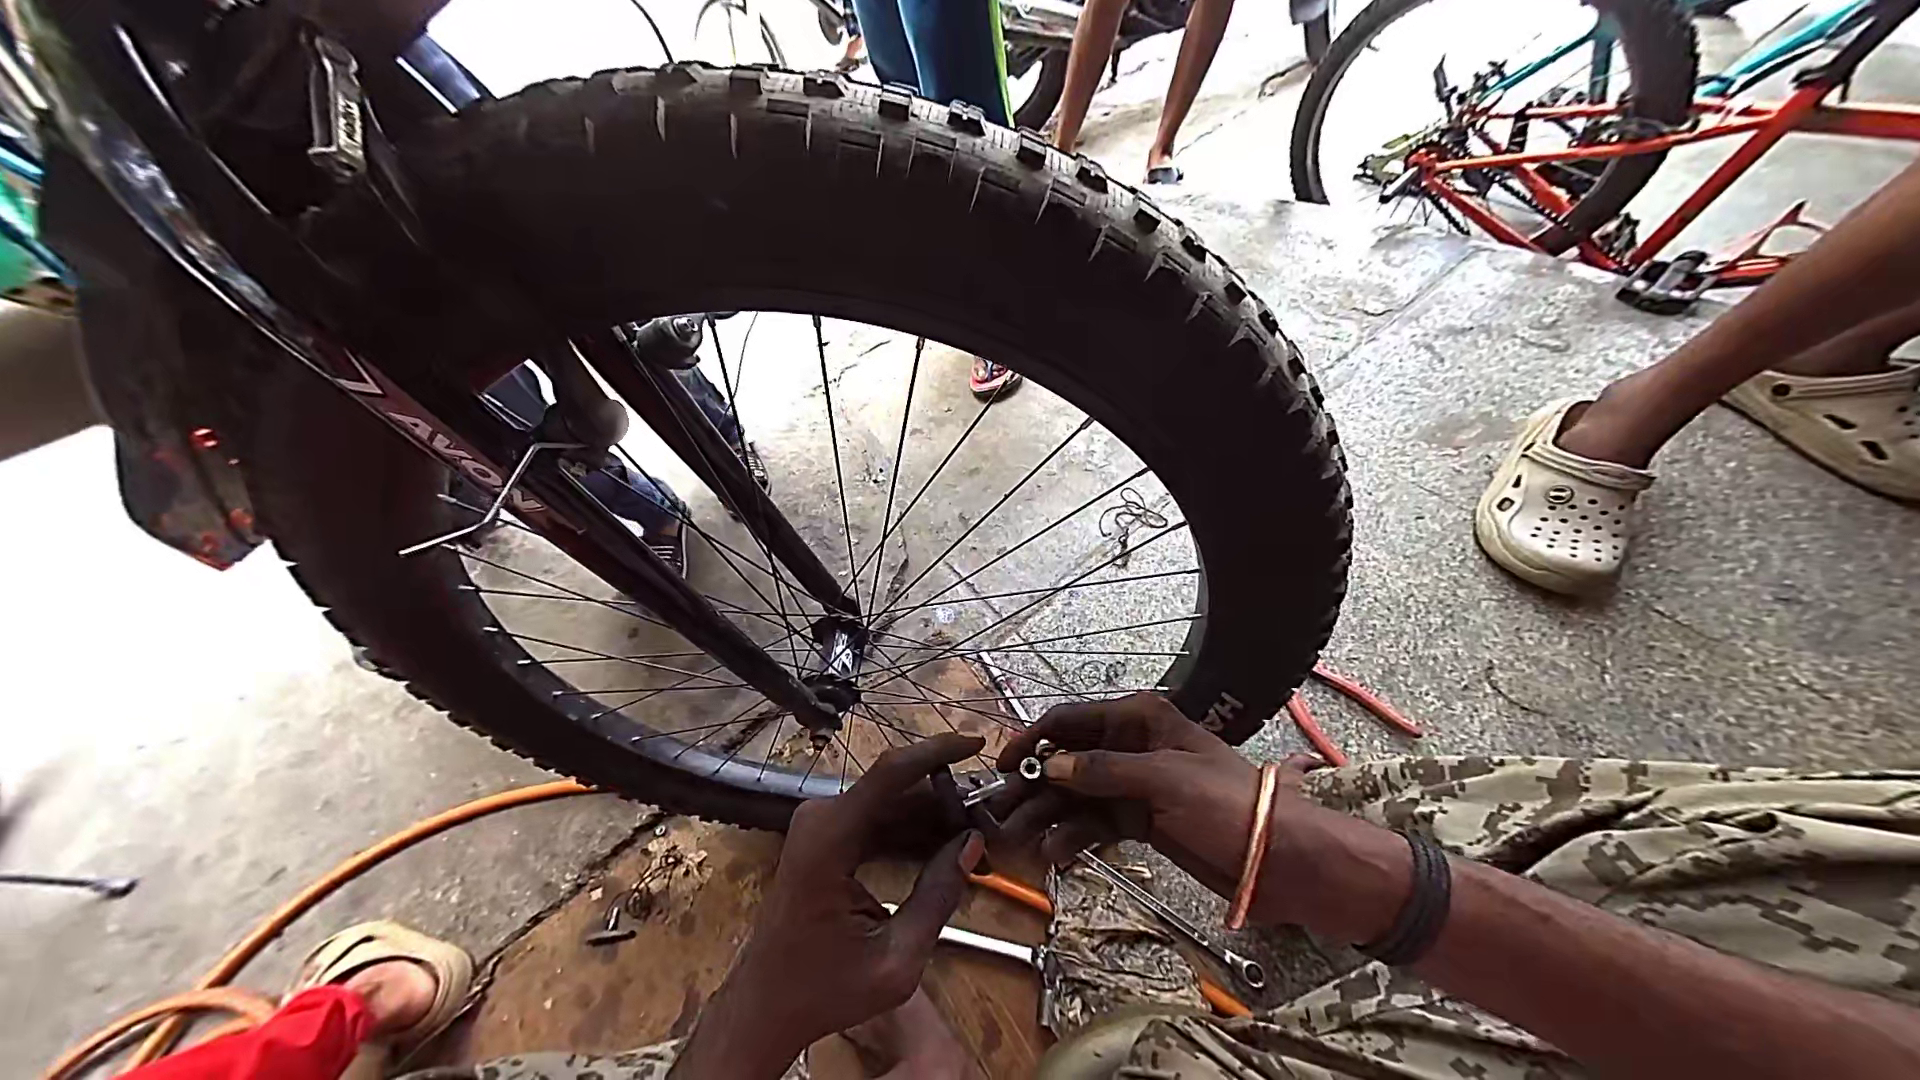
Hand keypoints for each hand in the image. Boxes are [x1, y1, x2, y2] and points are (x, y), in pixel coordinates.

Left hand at [670, 733, 987, 1079]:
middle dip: (946, 799)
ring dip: (933, 818)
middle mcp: (823, 817)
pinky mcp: (828, 837)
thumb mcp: (895, 958)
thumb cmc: (822, 991)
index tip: (976, 743)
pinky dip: (914, 833)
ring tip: (976, 839)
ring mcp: (823, 825)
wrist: (766, 1005)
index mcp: (829, 837)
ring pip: (892, 804)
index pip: (891, 772)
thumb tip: (973, 843)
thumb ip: (938, 896)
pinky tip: (946, 851)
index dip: (937, 751)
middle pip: (897, 789)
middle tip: (989, 817)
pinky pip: (880, 822)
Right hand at [992, 694, 1382, 938]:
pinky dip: (1074, 836)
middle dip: (1035, 785)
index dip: (1034, 739)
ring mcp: (1133, 784)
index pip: (1071, 720)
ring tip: (1022, 841)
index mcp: (1138, 719)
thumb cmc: (1227, 804)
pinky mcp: (1139, 819)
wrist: (1283, 860)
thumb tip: (1049, 764)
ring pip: (1077, 795)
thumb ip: (1103, 771)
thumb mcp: (1164, 779)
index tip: (1004, 764)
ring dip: (1049, 815)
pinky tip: (1055, 855)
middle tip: (1004, 813)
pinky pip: (1096, 823)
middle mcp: (1129, 746)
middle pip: (1067, 760)